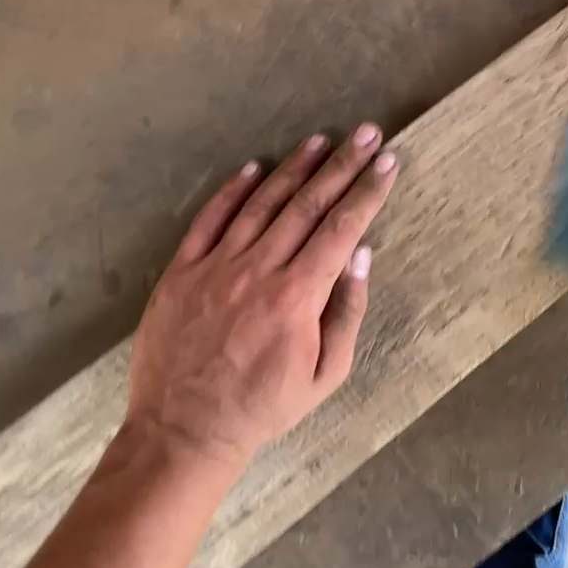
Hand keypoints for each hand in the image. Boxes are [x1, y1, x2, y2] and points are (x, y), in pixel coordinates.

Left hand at [125, 124, 399, 467]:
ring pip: (262, 204)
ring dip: (295, 168)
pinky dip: (233, 191)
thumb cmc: (265, 406)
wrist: (182, 434)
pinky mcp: (180, 273)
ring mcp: (215, 268)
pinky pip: (209, 220)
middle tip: (365, 133)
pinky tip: (255, 167)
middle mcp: (258, 272)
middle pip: (307, 205)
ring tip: (321, 140)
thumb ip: (347, 311)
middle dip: (342, 165)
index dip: (368, 192)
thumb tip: (362, 255)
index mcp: (297, 297)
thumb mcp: (326, 373)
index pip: (342, 228)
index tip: (387, 162)